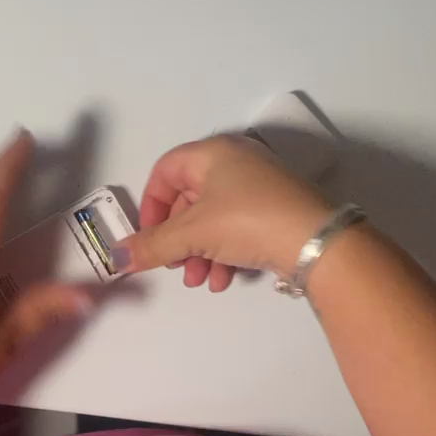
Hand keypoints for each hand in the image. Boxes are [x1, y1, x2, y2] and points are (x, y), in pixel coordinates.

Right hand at [113, 134, 333, 291]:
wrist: (318, 242)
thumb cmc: (247, 221)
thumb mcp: (192, 234)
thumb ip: (152, 246)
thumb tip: (117, 258)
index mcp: (212, 154)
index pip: (164, 171)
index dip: (150, 206)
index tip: (148, 237)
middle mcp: (235, 163)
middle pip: (188, 200)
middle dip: (177, 240)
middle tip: (176, 266)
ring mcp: (258, 187)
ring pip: (212, 219)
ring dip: (199, 253)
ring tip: (200, 281)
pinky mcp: (275, 211)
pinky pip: (237, 228)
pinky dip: (224, 253)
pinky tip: (223, 280)